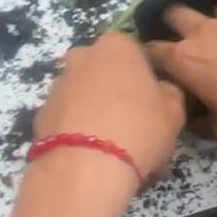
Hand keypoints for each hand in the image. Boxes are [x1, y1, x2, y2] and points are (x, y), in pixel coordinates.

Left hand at [34, 33, 185, 178]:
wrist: (84, 169)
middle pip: (106, 71)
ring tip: (114, 148)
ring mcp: (58, 85)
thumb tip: (161, 90)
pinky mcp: (41, 115)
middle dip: (118, 92)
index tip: (156, 102)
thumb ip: (170, 92)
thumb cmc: (138, 129)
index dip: (148, 77)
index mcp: (116, 46)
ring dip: (98, 113)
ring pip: (85, 96)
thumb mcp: (174, 111)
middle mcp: (82, 57)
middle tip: (135, 124)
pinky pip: (69, 119)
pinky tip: (92, 156)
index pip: (137, 51)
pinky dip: (79, 131)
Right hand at [147, 5, 216, 145]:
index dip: (152, 59)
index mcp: (185, 60)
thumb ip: (203, 124)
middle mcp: (204, 32)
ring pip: (214, 11)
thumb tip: (197, 121)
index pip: (153, 51)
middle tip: (186, 43)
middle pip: (175, 14)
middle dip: (175, 25)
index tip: (160, 68)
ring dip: (215, 24)